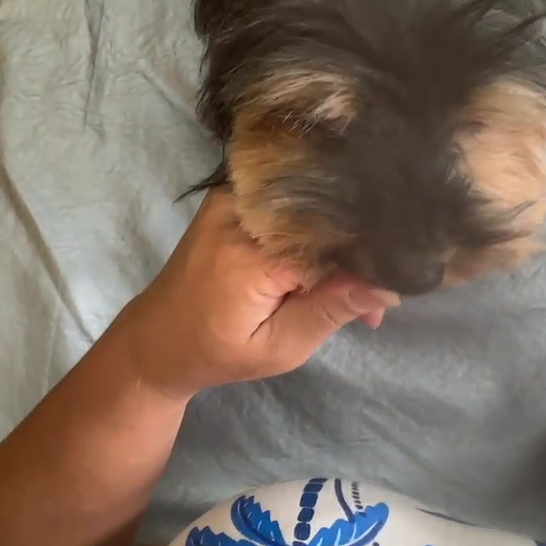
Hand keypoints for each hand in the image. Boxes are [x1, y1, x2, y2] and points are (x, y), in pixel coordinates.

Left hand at [103, 188, 397, 401]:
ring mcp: (232, 196)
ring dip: (334, 238)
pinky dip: (311, 226)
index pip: (328, 240)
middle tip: (372, 297)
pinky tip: (326, 253)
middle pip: (319, 214)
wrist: (158, 335)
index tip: (387, 294)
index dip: (365, 263)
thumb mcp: (278, 347)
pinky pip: (286, 199)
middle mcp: (240, 212)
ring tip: (351, 282)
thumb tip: (385, 284)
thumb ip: (328, 310)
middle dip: (354, 251)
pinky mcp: (231, 195)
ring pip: (306, 203)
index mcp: (249, 255)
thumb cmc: (217, 351)